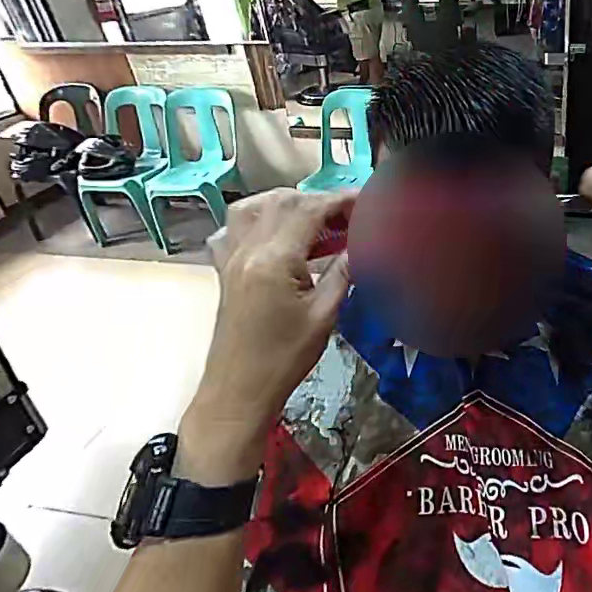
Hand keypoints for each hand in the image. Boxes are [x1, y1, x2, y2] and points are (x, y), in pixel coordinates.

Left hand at [178, 189, 354, 482]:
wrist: (238, 392)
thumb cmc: (285, 357)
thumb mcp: (325, 314)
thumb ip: (344, 272)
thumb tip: (366, 245)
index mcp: (272, 260)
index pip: (308, 210)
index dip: (340, 200)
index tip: (366, 200)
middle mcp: (246, 250)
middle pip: (282, 202)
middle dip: (319, 200)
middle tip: (350, 214)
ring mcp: (231, 258)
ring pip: (254, 207)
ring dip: (289, 203)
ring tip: (318, 218)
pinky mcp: (225, 269)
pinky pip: (235, 229)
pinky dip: (260, 219)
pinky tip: (280, 234)